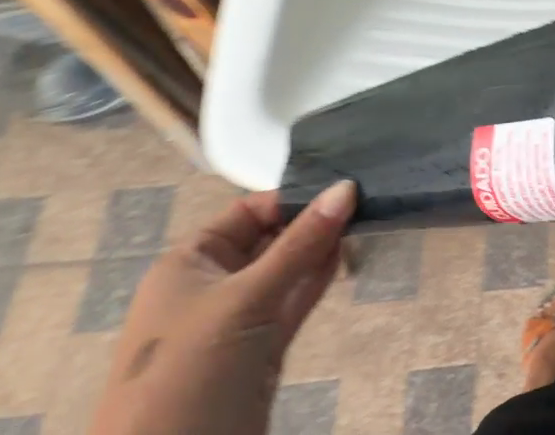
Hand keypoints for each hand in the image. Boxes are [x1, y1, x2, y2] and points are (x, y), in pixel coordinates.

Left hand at [90, 181, 356, 434]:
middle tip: (366, 202)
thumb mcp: (246, 298)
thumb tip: (347, 187)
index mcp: (187, 264)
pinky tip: (347, 257)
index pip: (247, 211)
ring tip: (367, 222)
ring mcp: (238, 318)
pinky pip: (293, 300)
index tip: (343, 190)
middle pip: (269, 238)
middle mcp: (211, 285)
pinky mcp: (261, 347)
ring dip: (321, 249)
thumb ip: (300, 244)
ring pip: (286, 270)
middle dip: (312, 221)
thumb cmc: (193, 367)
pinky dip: (318, 279)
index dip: (292, 199)